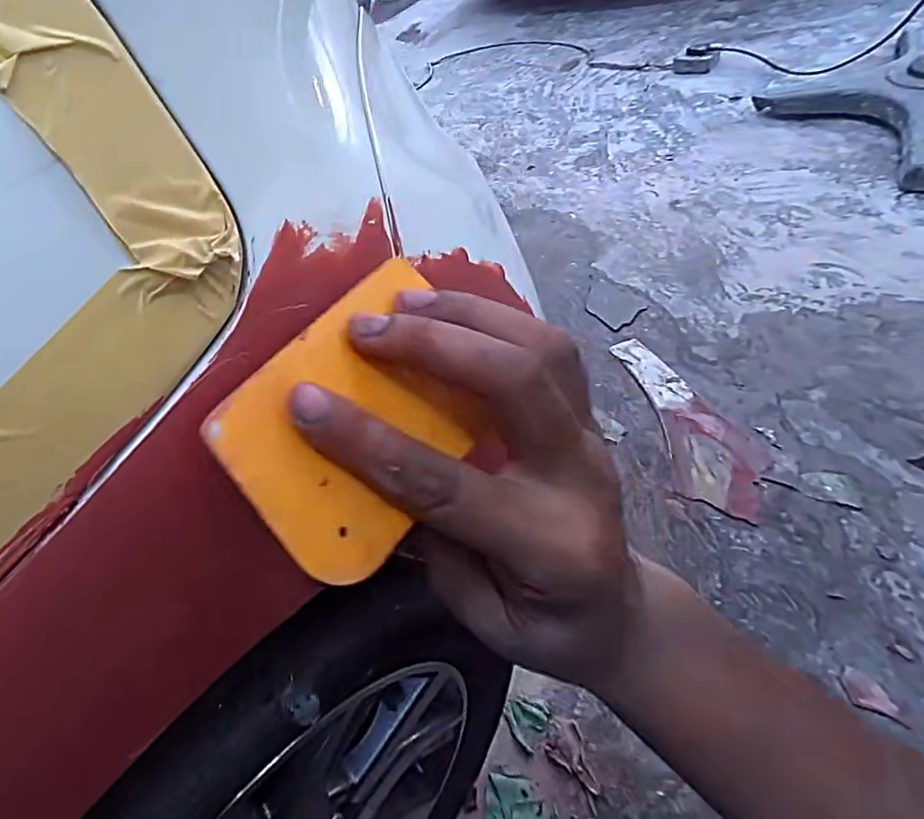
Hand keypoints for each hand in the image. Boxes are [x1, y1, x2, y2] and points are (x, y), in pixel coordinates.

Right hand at [288, 289, 643, 692]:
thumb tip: (371, 466)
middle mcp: (577, 474)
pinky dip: (493, 316)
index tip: (305, 402)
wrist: (618, 612)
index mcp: (544, 542)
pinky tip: (448, 308)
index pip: (441, 481)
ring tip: (403, 300)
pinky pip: (548, 344)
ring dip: (465, 312)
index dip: (365, 440)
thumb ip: (429, 544)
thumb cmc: (543, 623)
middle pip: (512, 382)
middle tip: (362, 329)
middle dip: (430, 345)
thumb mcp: (478, 615)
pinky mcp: (588, 411)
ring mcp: (592, 433)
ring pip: (541, 346)